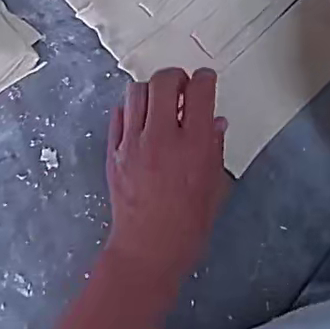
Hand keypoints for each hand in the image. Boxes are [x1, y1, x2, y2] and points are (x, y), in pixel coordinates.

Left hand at [104, 68, 230, 277]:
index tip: (205, 80)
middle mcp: (161, 137)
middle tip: (182, 87)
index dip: (205, 79)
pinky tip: (141, 121)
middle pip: (164, 81)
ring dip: (151, 91)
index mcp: (192, 147)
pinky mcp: (113, 150)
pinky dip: (131, 110)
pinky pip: (119, 113)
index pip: (200, 92)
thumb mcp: (214, 188)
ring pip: (137, 91)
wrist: (147, 251)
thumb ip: (214, 148)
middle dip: (176, 77)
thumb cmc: (188, 226)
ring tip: (160, 104)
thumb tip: (216, 121)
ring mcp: (132, 142)